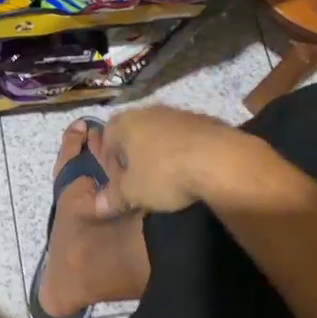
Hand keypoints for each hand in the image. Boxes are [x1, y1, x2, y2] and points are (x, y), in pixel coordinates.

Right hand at [92, 106, 246, 217]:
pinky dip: (182, 151)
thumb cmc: (164, 173)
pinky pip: (184, 137)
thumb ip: (113, 198)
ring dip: (160, 153)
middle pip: (134, 132)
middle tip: (141, 181)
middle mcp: (149, 111)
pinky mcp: (204, 120)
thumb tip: (97, 206)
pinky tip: (191, 171)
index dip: (109, 161)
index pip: (107, 137)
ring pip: (160, 133)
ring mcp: (178, 113)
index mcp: (126, 122)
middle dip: (134, 156)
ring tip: (167, 178)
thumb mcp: (134, 192)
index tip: (119, 183)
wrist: (219, 159)